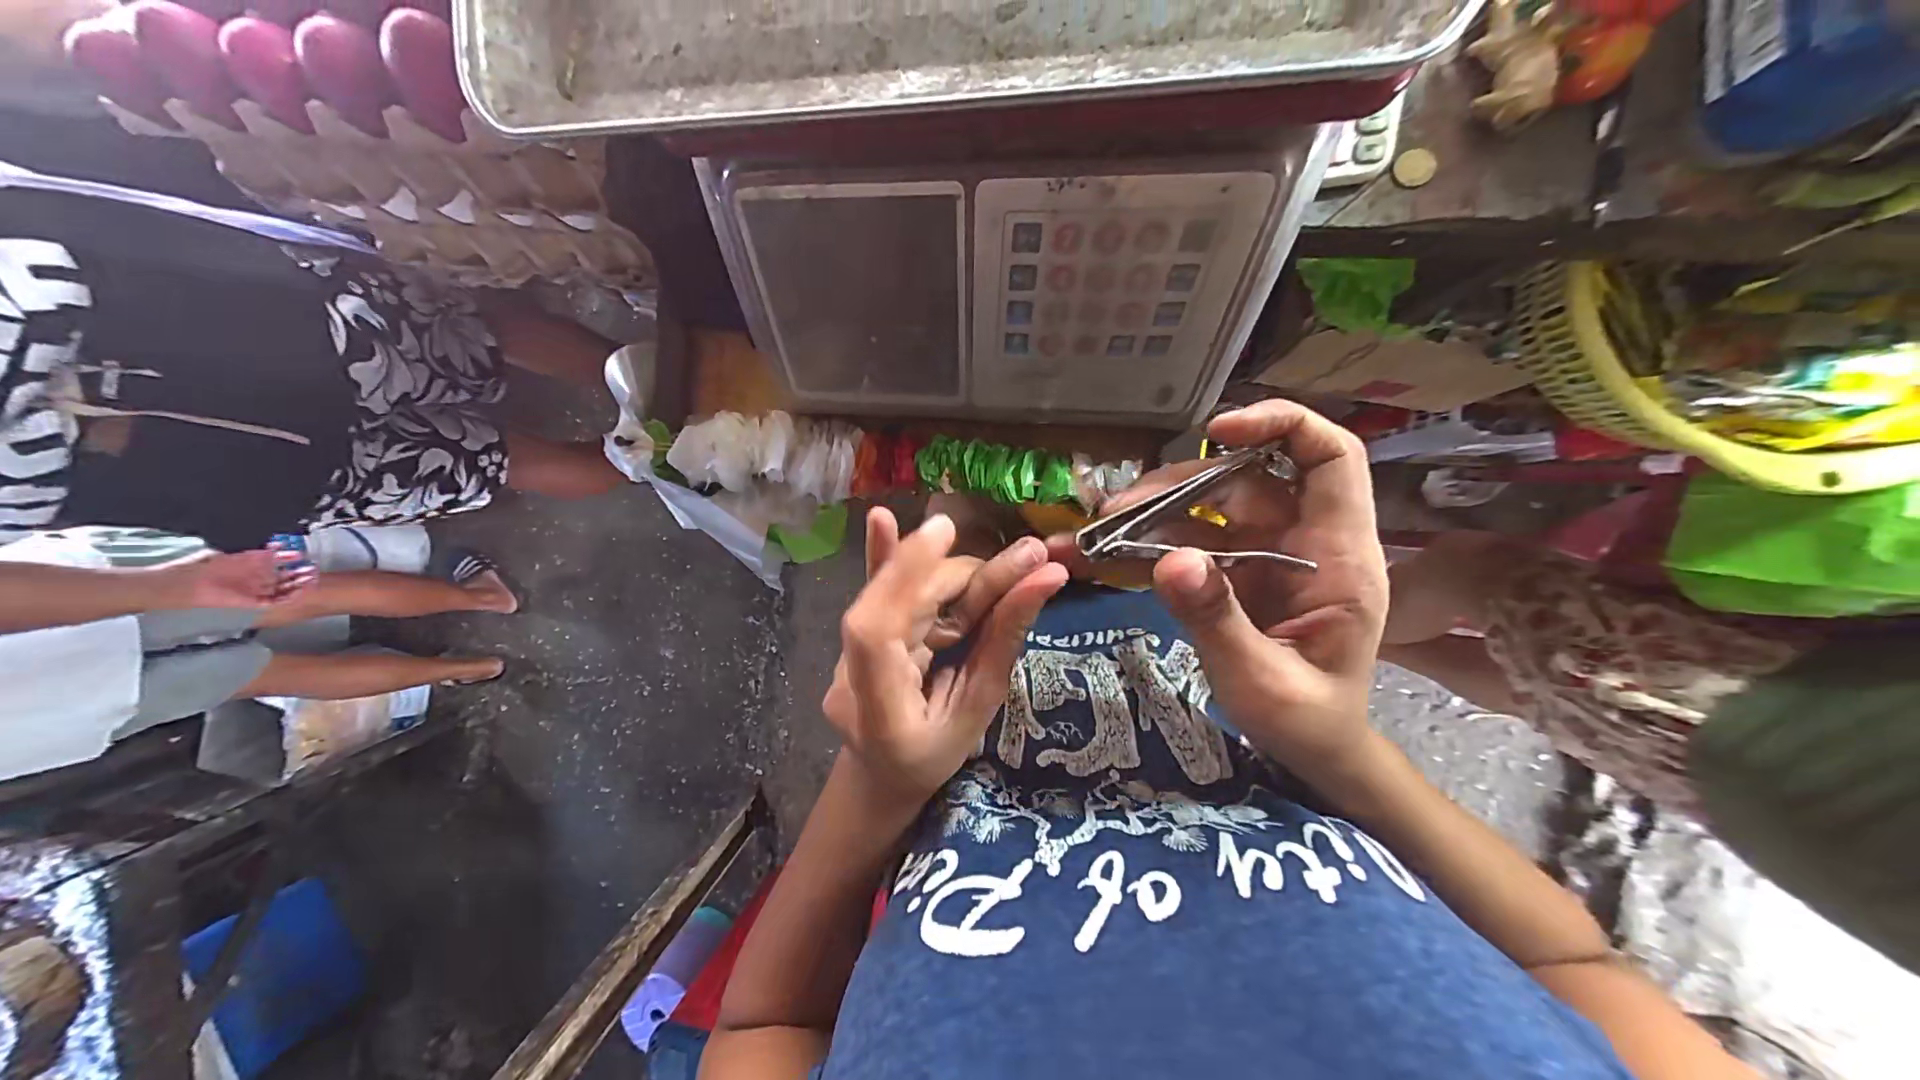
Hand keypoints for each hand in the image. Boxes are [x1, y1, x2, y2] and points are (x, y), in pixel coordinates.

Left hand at [153, 548, 315, 610]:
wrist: (179, 584)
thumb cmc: (199, 566)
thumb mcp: (226, 552)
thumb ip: (251, 551)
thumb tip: (277, 545)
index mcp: (250, 565)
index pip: (277, 562)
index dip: (291, 559)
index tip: (303, 555)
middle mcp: (255, 578)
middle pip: (285, 577)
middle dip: (300, 573)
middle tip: (313, 570)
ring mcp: (255, 590)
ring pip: (284, 589)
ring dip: (299, 585)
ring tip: (311, 579)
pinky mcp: (252, 602)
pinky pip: (275, 601)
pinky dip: (288, 597)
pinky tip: (298, 592)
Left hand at [824, 508, 1067, 805]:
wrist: (882, 777)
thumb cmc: (936, 758)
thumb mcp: (979, 708)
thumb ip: (1004, 641)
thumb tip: (1048, 576)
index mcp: (879, 715)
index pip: (876, 634)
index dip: (905, 575)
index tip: (944, 533)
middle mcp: (850, 679)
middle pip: (900, 604)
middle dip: (962, 576)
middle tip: (1024, 561)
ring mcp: (843, 658)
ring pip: (897, 595)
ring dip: (951, 575)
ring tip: (1005, 566)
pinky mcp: (854, 639)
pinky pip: (872, 596)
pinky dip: (884, 558)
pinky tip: (880, 519)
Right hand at [1047, 400, 1388, 777]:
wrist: (1312, 751)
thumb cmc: (1307, 720)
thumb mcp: (1262, 679)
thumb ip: (1217, 619)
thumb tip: (1170, 559)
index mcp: (1338, 554)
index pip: (1330, 457)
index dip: (1280, 426)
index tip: (1215, 433)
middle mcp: (1302, 542)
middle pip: (1243, 480)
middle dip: (1175, 487)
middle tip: (1112, 513)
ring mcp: (1265, 556)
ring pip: (1206, 508)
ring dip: (1150, 515)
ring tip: (1095, 535)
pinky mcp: (1234, 575)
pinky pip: (1188, 544)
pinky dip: (1145, 547)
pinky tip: (1103, 556)